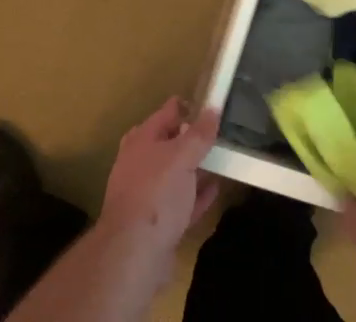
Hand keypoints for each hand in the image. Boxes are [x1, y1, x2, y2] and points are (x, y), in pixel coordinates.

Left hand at [98, 97, 221, 253]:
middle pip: (168, 143)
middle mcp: (140, 164)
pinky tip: (215, 189)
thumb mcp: (181, 157)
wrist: (134, 252)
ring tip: (221, 159)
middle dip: (190, 137)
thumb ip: (199, 134)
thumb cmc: (156, 194)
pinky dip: (197, 195)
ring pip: (175, 174)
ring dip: (195, 167)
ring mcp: (147, 194)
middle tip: (218, 132)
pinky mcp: (157, 222)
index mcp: (142, 141)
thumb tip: (213, 108)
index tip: (211, 103)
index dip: (187, 105)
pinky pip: (182, 202)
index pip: (166, 112)